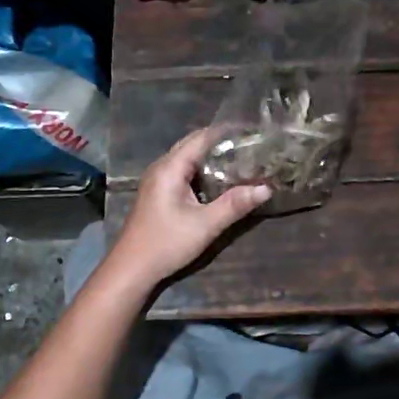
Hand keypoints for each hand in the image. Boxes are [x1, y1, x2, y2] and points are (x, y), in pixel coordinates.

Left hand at [106, 129, 271, 286]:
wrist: (132, 267)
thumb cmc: (166, 243)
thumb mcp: (205, 225)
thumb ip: (235, 204)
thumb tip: (266, 188)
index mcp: (170, 167)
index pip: (201, 138)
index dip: (226, 132)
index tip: (251, 131)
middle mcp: (161, 167)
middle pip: (193, 145)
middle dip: (220, 143)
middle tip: (250, 145)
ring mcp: (156, 179)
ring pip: (187, 158)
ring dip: (211, 157)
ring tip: (241, 159)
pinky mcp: (157, 192)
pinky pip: (182, 171)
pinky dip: (201, 170)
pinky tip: (219, 179)